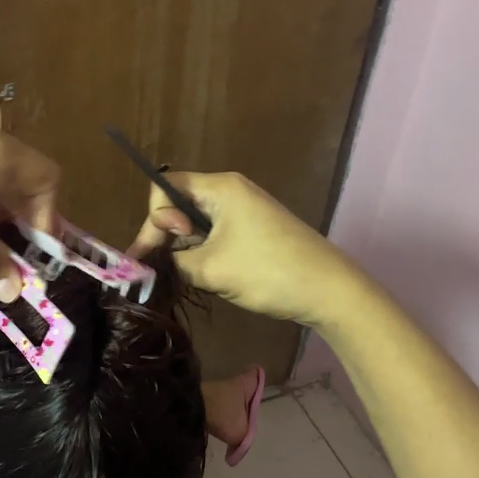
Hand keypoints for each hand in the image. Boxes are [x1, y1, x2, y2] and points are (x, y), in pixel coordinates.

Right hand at [126, 172, 365, 327]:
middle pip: (179, 203)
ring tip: (178, 276)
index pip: (166, 187)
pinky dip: (202, 252)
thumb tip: (148, 263)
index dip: (156, 219)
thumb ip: (173, 260)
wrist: (329, 290)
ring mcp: (244, 210)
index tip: (164, 249)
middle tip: (153, 271)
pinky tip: (201, 275)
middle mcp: (230, 191)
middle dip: (163, 235)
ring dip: (183, 247)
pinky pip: (215, 233)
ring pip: (196, 222)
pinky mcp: (254, 229)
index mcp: (221, 188)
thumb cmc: (268, 272)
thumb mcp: (210, 269)